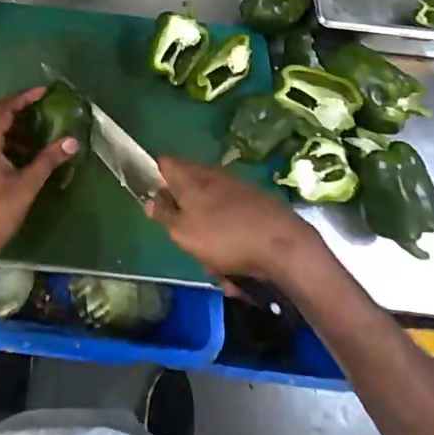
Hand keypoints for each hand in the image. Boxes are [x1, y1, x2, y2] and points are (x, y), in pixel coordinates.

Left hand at [0, 87, 77, 265]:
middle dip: (13, 104)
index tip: (42, 91)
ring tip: (33, 119)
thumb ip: (48, 160)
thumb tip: (72, 140)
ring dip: (9, 119)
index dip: (22, 98)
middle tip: (36, 100)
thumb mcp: (28, 184)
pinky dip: (7, 135)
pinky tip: (24, 144)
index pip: (3, 111)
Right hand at [146, 156, 323, 282]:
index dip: (156, 179)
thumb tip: (150, 198)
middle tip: (188, 244)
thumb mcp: (182, 232)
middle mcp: (213, 176)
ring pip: (212, 216)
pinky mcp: (257, 206)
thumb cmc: (224, 236)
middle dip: (186, 220)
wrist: (284, 246)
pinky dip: (233, 247)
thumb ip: (163, 214)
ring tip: (219, 269)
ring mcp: (237, 189)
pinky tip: (238, 271)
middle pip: (188, 192)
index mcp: (191, 177)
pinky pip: (234, 227)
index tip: (156, 204)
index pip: (165, 163)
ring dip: (211, 243)